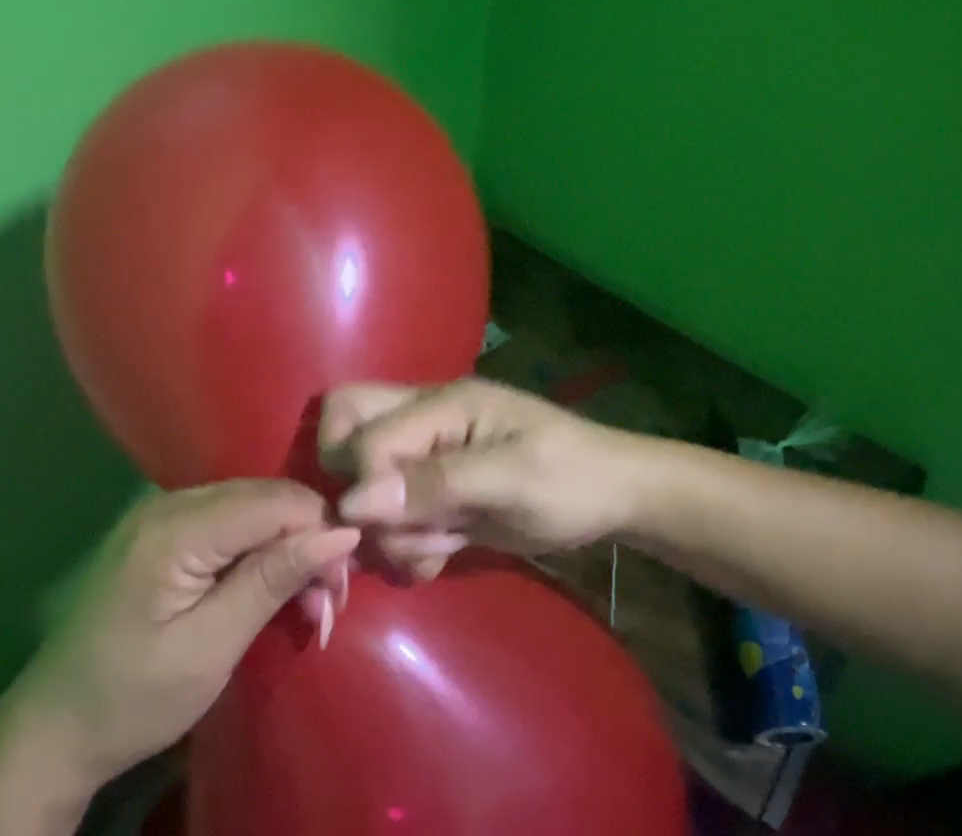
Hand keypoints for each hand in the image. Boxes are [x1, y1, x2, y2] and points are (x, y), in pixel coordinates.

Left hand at [13, 479, 359, 786]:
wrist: (56, 729)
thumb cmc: (134, 697)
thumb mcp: (211, 646)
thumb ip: (272, 580)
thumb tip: (342, 532)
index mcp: (175, 529)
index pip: (276, 501)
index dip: (320, 533)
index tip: (340, 590)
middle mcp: (169, 504)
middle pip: (268, 499)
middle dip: (309, 544)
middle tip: (327, 606)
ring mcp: (163, 515)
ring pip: (256, 509)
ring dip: (290, 552)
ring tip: (307, 608)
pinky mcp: (165, 533)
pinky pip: (232, 523)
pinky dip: (262, 554)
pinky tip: (273, 591)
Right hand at [318, 378, 637, 578]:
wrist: (615, 501)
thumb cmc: (572, 478)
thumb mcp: (513, 478)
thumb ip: (436, 483)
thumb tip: (356, 500)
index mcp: (442, 404)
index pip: (364, 431)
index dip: (364, 480)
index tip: (390, 521)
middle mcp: (426, 426)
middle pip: (347, 433)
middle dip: (357, 490)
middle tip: (396, 526)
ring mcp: (430, 463)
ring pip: (366, 487)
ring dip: (394, 530)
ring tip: (442, 546)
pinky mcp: (439, 498)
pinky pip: (396, 520)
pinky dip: (410, 546)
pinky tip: (445, 556)